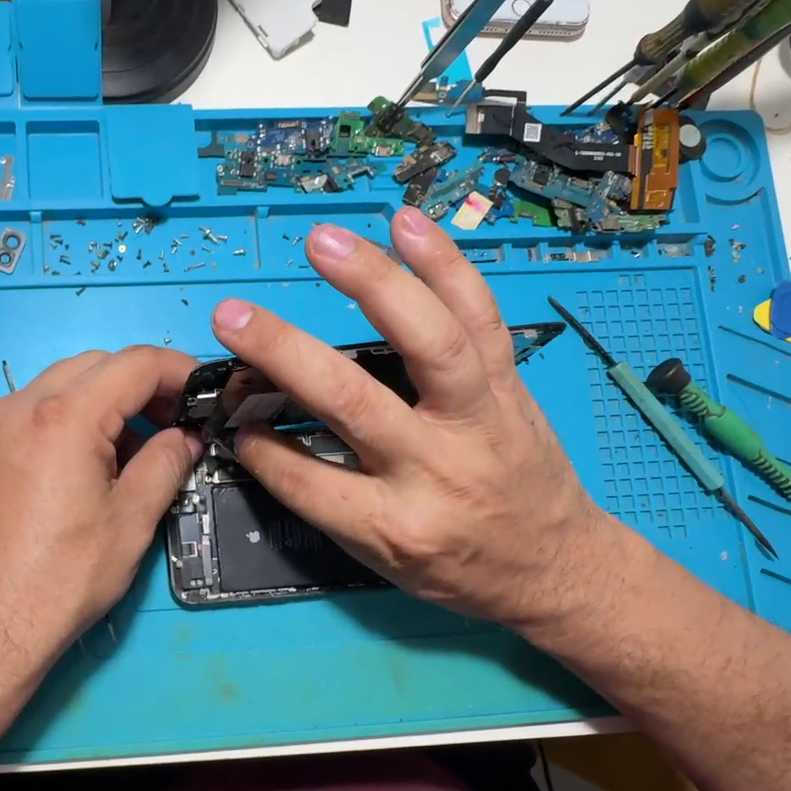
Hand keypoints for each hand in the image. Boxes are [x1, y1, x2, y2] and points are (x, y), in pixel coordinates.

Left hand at [0, 346, 201, 701]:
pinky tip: (75, 468)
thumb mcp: (129, 525)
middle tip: (171, 427)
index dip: (179, 371)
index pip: (135, 364)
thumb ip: (164, 466)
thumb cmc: (59, 584)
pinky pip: (24, 416)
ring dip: (99, 403)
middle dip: (140, 385)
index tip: (204, 394)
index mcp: (63, 418)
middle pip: (93, 366)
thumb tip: (184, 438)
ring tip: (127, 453)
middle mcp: (17, 408)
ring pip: (55, 387)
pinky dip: (60, 422)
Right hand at [210, 208, 633, 634]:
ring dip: (373, 283)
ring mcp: (478, 419)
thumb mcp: (383, 557)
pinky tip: (406, 223)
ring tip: (324, 243)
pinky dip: (445, 264)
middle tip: (234, 318)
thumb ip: (326, 498)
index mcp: (397, 525)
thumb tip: (264, 433)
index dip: (261, 449)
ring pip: (429, 342)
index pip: (306, 480)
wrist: (556, 565)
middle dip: (285, 354)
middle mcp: (436, 470)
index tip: (237, 426)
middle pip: (353, 403)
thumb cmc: (459, 568)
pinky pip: (480, 317)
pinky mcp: (509, 384)